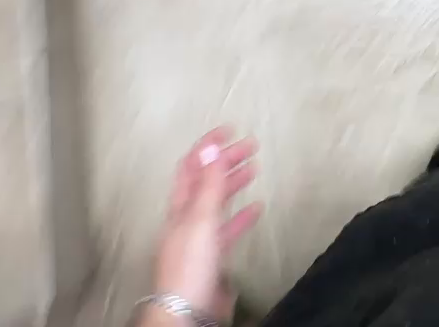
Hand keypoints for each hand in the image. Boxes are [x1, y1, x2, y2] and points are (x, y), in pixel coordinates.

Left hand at [151, 128, 261, 320]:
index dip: (208, 146)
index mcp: (181, 205)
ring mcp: (200, 236)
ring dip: (234, 181)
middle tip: (250, 145)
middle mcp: (188, 217)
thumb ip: (208, 183)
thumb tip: (211, 146)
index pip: (192, 166)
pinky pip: (229, 227)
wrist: (187, 312)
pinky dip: (243, 214)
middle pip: (207, 181)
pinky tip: (257, 207)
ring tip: (254, 167)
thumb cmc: (190, 263)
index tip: (229, 130)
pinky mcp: (213, 255)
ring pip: (218, 201)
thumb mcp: (201, 218)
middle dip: (226, 160)